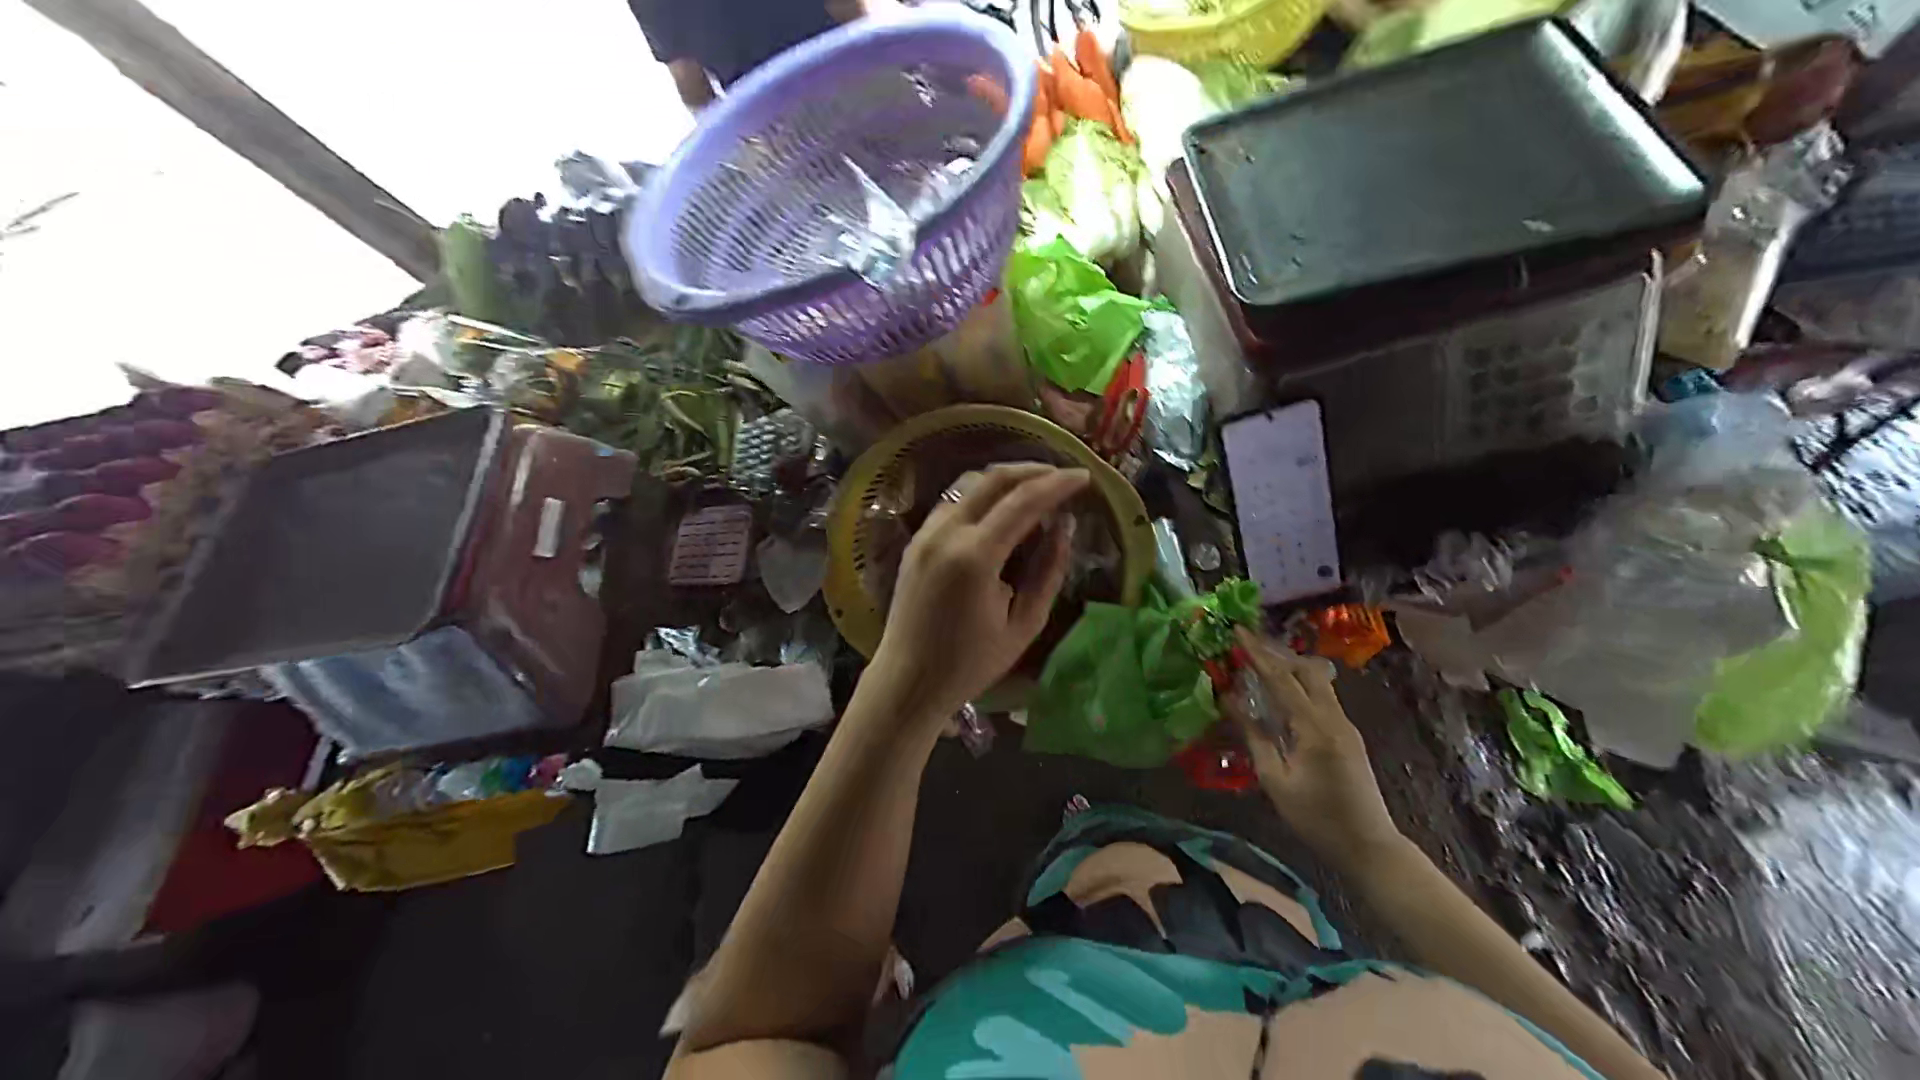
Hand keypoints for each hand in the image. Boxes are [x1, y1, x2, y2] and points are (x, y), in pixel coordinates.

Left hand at [867, 463, 1088, 723]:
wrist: (907, 680)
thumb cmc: (970, 664)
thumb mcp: (1024, 625)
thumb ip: (1048, 572)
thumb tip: (1065, 528)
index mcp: (975, 557)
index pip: (1023, 500)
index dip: (1058, 484)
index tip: (1085, 477)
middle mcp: (946, 533)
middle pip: (993, 479)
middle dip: (1033, 471)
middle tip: (1063, 477)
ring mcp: (925, 534)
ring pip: (969, 485)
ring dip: (1006, 480)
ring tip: (1036, 491)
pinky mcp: (916, 541)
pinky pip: (953, 503)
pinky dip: (982, 496)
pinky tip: (1001, 512)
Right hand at [1229, 628, 1402, 868]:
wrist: (1368, 846)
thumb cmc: (1316, 818)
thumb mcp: (1275, 780)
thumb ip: (1254, 736)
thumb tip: (1230, 700)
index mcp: (1315, 728)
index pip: (1282, 679)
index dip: (1258, 654)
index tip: (1238, 632)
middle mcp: (1334, 718)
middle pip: (1305, 670)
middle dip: (1275, 654)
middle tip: (1245, 648)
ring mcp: (1345, 725)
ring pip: (1316, 681)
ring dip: (1287, 668)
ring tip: (1257, 666)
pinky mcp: (1347, 734)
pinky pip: (1320, 697)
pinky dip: (1297, 686)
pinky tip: (1278, 694)